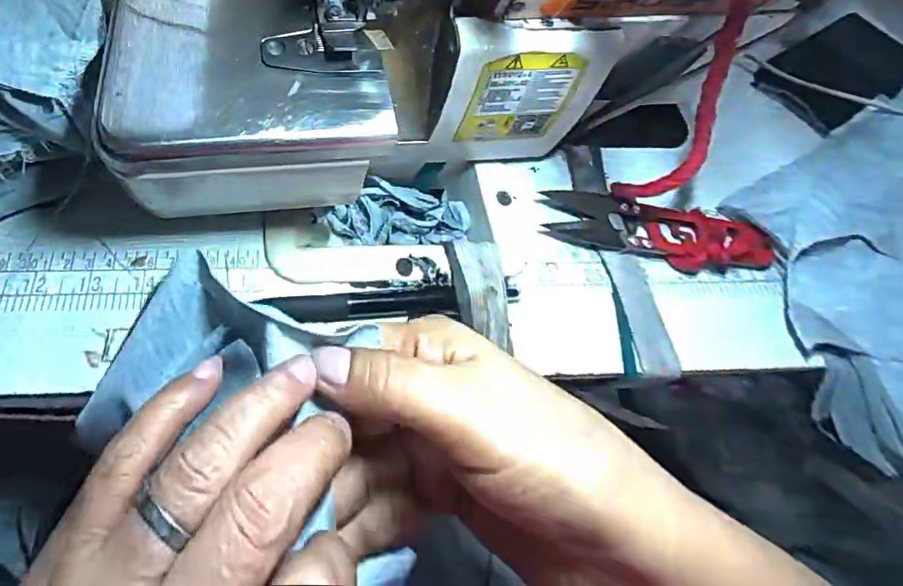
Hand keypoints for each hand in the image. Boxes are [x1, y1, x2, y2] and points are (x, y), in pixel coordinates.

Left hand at [24, 353, 357, 585]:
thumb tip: (323, 553)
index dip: (331, 552)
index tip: (345, 523)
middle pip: (247, 515)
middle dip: (302, 457)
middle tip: (337, 422)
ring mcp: (111, 555)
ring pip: (193, 470)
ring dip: (252, 413)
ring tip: (295, 376)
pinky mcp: (75, 526)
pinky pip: (126, 455)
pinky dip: (168, 406)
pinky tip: (207, 374)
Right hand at [309, 317, 820, 585]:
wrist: (630, 554)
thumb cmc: (552, 458)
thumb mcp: (466, 411)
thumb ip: (388, 383)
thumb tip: (312, 359)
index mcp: (426, 349)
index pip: (347, 358)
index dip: (310, 391)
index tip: (272, 429)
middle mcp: (419, 388)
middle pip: (349, 414)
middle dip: (321, 453)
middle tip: (288, 497)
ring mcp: (428, 441)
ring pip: (362, 459)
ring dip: (338, 492)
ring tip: (311, 528)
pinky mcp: (436, 489)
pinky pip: (385, 496)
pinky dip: (364, 517)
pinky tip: (343, 542)